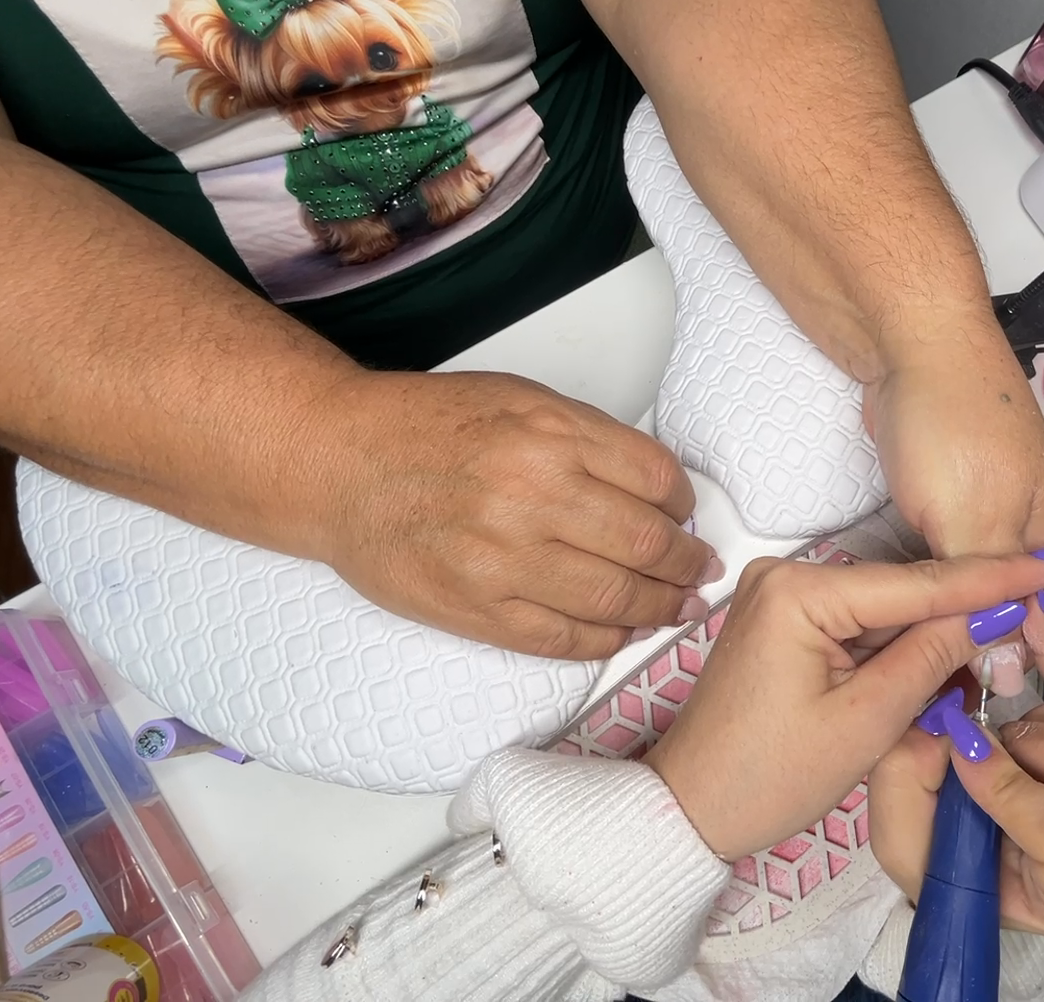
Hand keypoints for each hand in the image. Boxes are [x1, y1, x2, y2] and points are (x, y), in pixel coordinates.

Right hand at [301, 370, 720, 659]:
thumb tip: (657, 493)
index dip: (686, 505)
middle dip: (689, 564)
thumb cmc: (432, 425)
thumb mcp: (524, 403)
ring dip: (662, 608)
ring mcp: (504, 560)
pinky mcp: (476, 610)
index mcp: (553, 436)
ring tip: (681, 607)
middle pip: (648, 544)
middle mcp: (534, 496)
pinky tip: (625, 633)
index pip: (657, 479)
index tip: (688, 517)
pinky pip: (563, 640)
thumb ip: (592, 441)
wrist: (340, 462)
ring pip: (615, 599)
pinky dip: (606, 641)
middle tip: (702, 572)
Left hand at [644, 551, 1043, 859]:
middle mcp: (787, 575)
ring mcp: (784, 592)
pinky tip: (948, 644)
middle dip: (968, 602)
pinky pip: (858, 618)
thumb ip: (929, 659)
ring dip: (937, 622)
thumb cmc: (767, 777)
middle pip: (900, 588)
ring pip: (883, 604)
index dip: (989, 575)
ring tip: (1008, 626)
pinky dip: (900, 637)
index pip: (915, 582)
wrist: (693, 804)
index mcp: (799, 593)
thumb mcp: (864, 723)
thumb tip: (991, 616)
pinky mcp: (787, 615)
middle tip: (1040, 599)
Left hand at [865, 341, 1043, 728]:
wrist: (913, 351)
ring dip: (997, 649)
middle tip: (1020, 736)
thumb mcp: (974, 518)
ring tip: (970, 702)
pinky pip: (965, 581)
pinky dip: (957, 614)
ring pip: (1005, 604)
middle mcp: (1033, 540)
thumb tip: (1013, 673)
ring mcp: (990, 524)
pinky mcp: (951, 511)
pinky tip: (932, 638)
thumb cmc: (957, 421)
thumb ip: (994, 595)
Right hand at [870, 601, 1043, 941]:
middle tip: (979, 735)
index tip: (959, 752)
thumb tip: (947, 717)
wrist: (957, 848)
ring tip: (993, 721)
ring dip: (1036, 718)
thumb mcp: (903, 842)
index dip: (1011, 785)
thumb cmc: (936, 860)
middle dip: (1029, 744)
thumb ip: (913, 781)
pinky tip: (1028, 616)